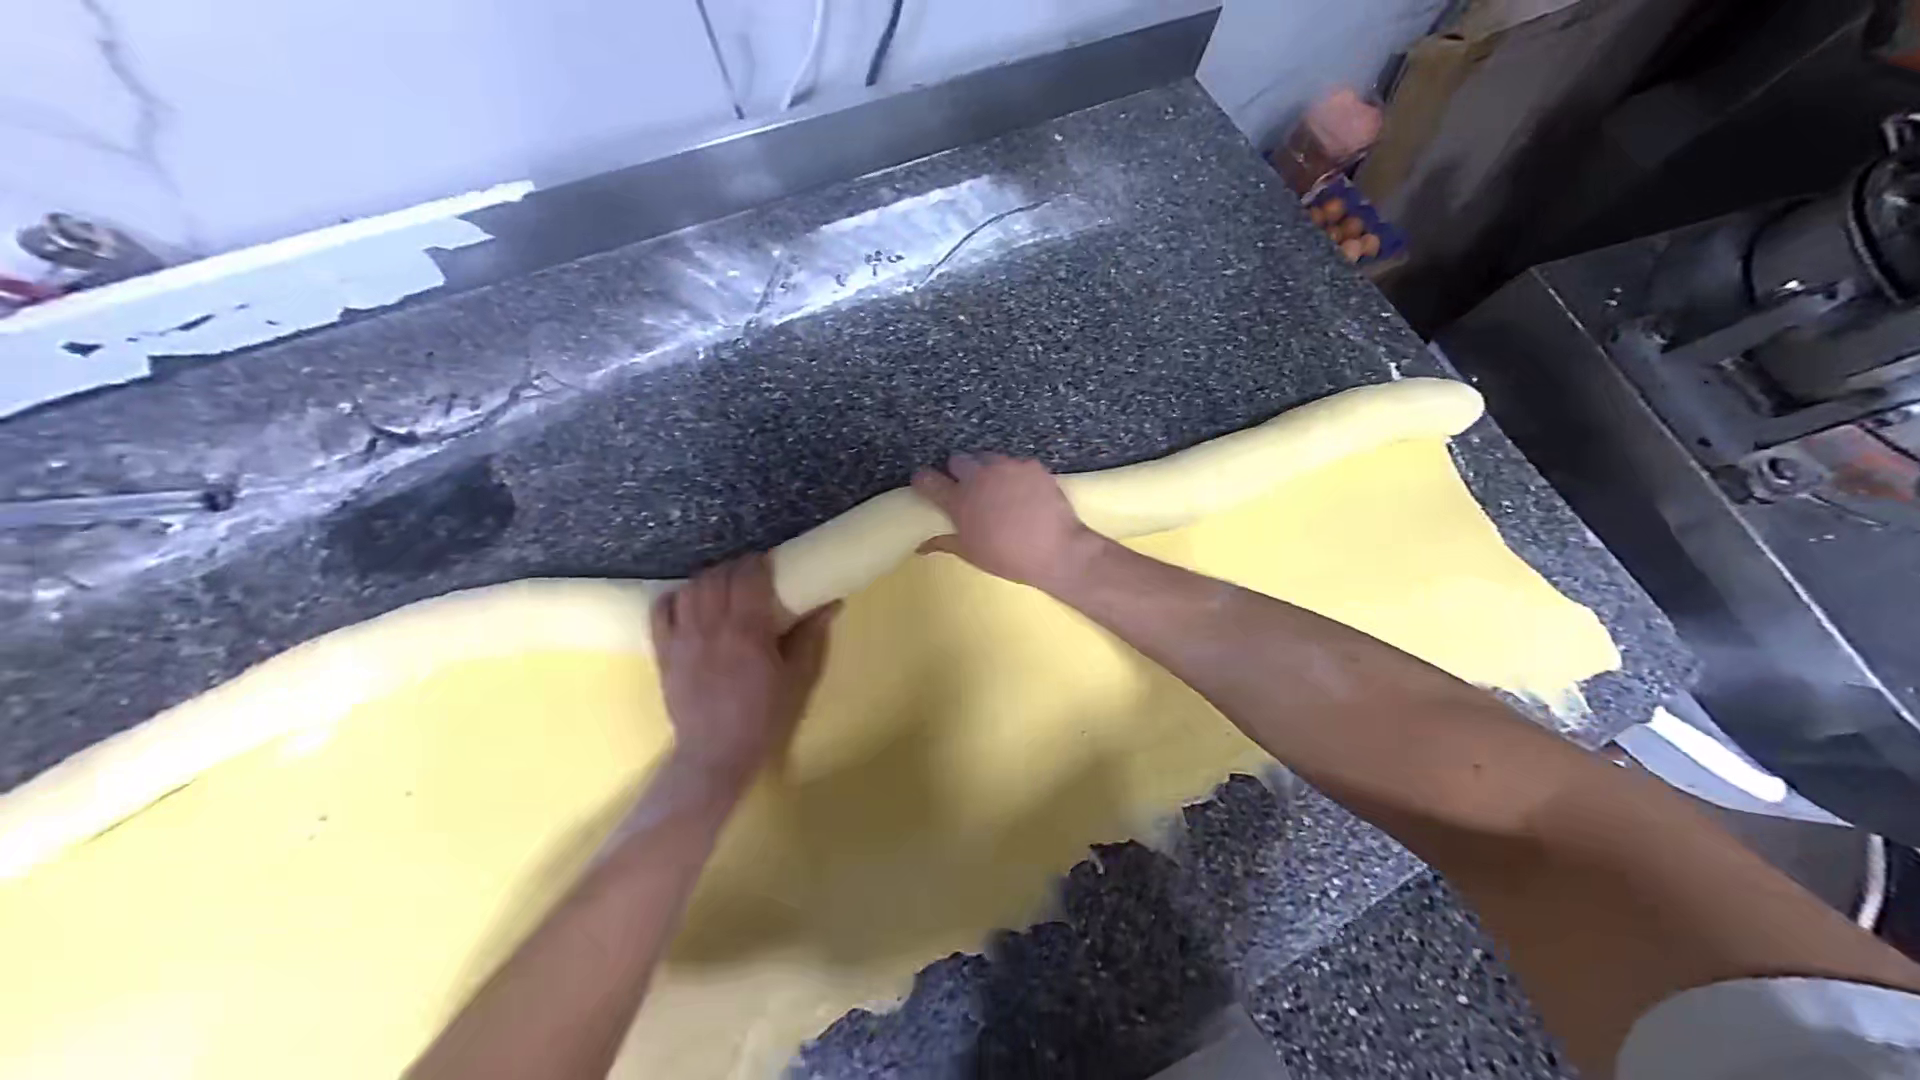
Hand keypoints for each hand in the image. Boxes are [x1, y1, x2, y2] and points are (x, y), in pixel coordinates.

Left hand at [651, 554, 837, 780]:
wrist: (716, 756)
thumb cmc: (765, 719)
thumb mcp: (799, 679)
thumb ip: (812, 637)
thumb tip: (831, 603)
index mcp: (748, 631)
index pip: (749, 576)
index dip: (760, 563)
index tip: (772, 565)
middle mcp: (711, 627)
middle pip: (719, 576)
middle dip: (736, 567)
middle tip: (753, 576)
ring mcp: (682, 638)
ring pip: (691, 588)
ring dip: (710, 578)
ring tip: (724, 587)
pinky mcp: (663, 652)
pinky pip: (661, 610)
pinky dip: (676, 597)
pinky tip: (690, 601)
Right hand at [911, 452, 1104, 590]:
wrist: (1057, 550)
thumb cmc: (1009, 558)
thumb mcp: (972, 553)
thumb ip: (945, 542)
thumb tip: (921, 545)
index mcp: (959, 500)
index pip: (927, 480)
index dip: (923, 481)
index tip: (926, 486)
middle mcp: (979, 477)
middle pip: (957, 459)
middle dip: (958, 471)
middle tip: (968, 490)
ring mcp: (1006, 467)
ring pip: (986, 457)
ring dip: (985, 469)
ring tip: (997, 489)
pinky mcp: (1031, 465)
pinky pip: (1014, 463)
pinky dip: (1013, 474)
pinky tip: (1022, 491)